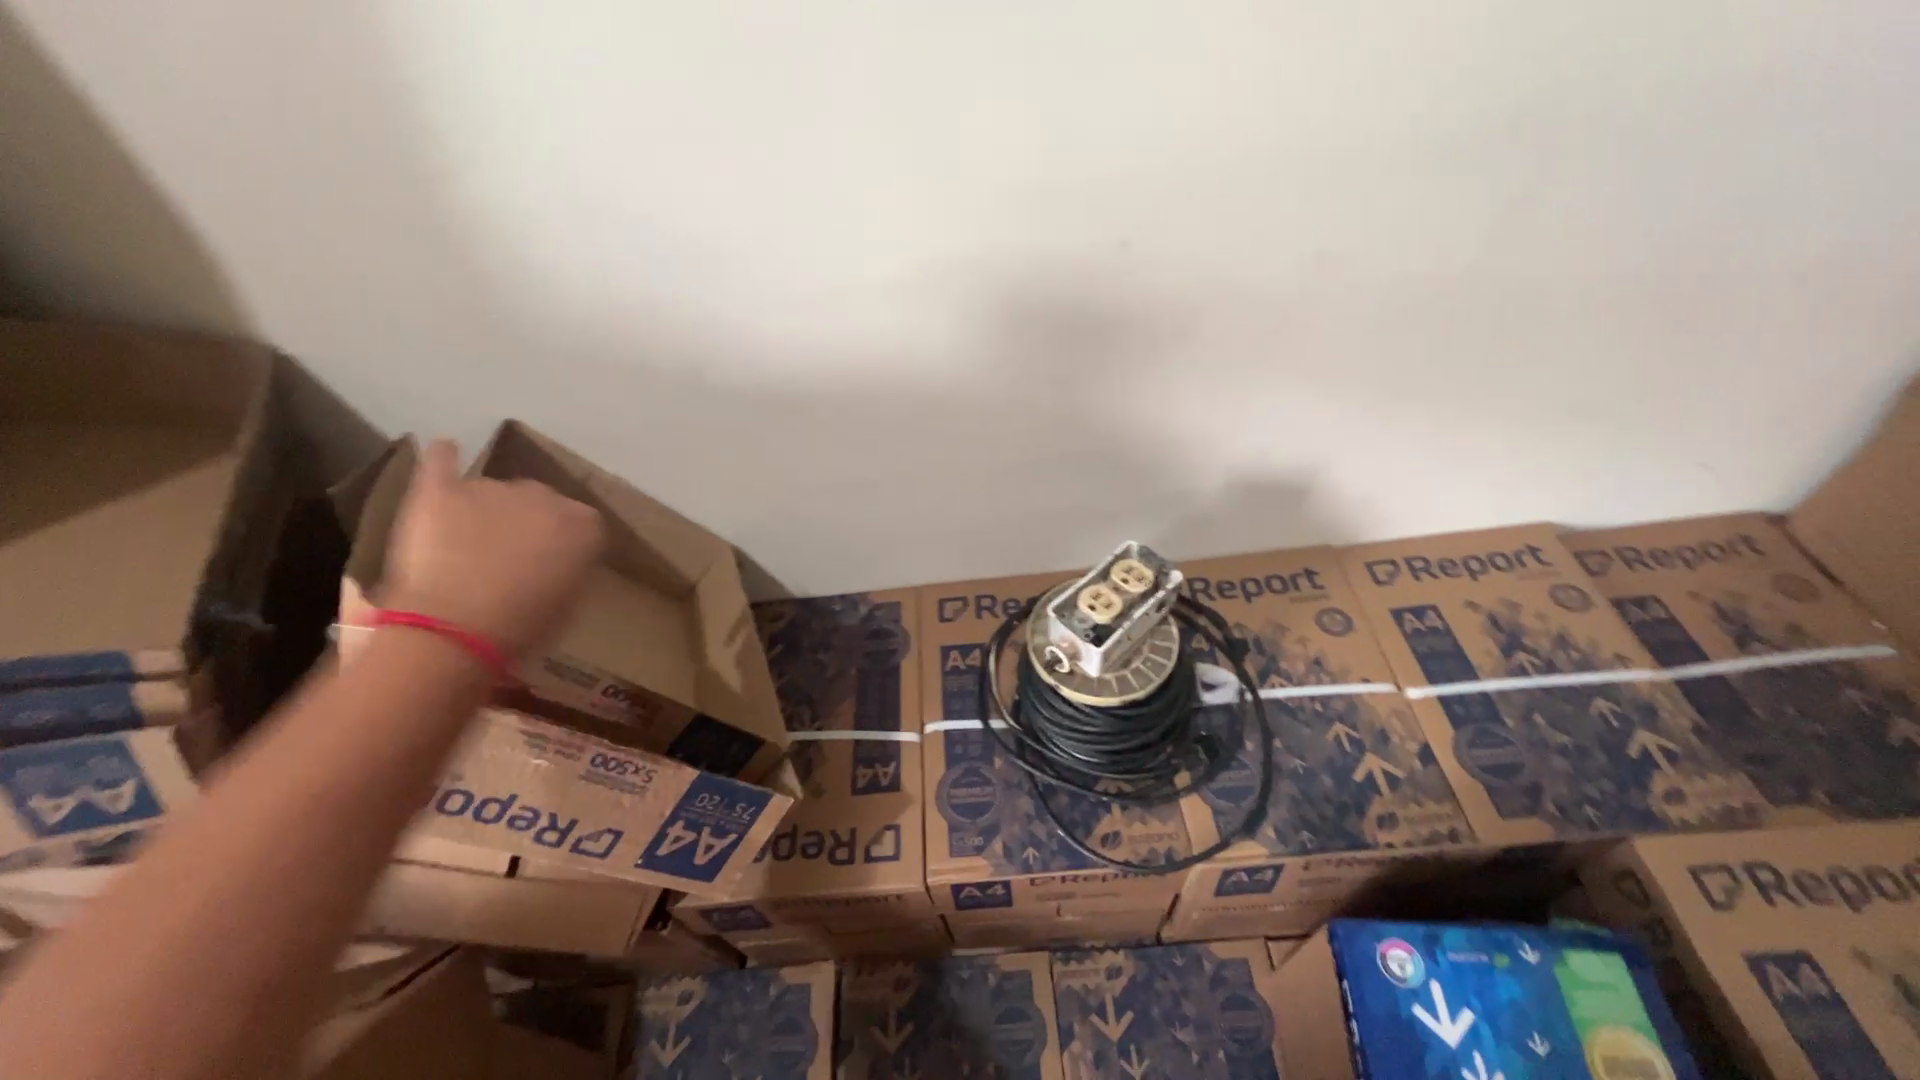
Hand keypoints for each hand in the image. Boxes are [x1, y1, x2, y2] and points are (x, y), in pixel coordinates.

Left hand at [382, 438, 603, 658]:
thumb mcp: (568, 606)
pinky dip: (445, 456)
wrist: (453, 631)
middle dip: (526, 522)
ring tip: (466, 545)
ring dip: (486, 511)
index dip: (565, 544)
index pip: (583, 524)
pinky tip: (446, 450)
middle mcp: (543, 495)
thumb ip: (569, 571)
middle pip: (538, 500)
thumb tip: (559, 563)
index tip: (553, 566)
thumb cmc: (521, 629)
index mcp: (582, 524)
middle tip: (508, 558)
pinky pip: (443, 459)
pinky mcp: (441, 490)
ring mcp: (491, 487)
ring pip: (493, 490)